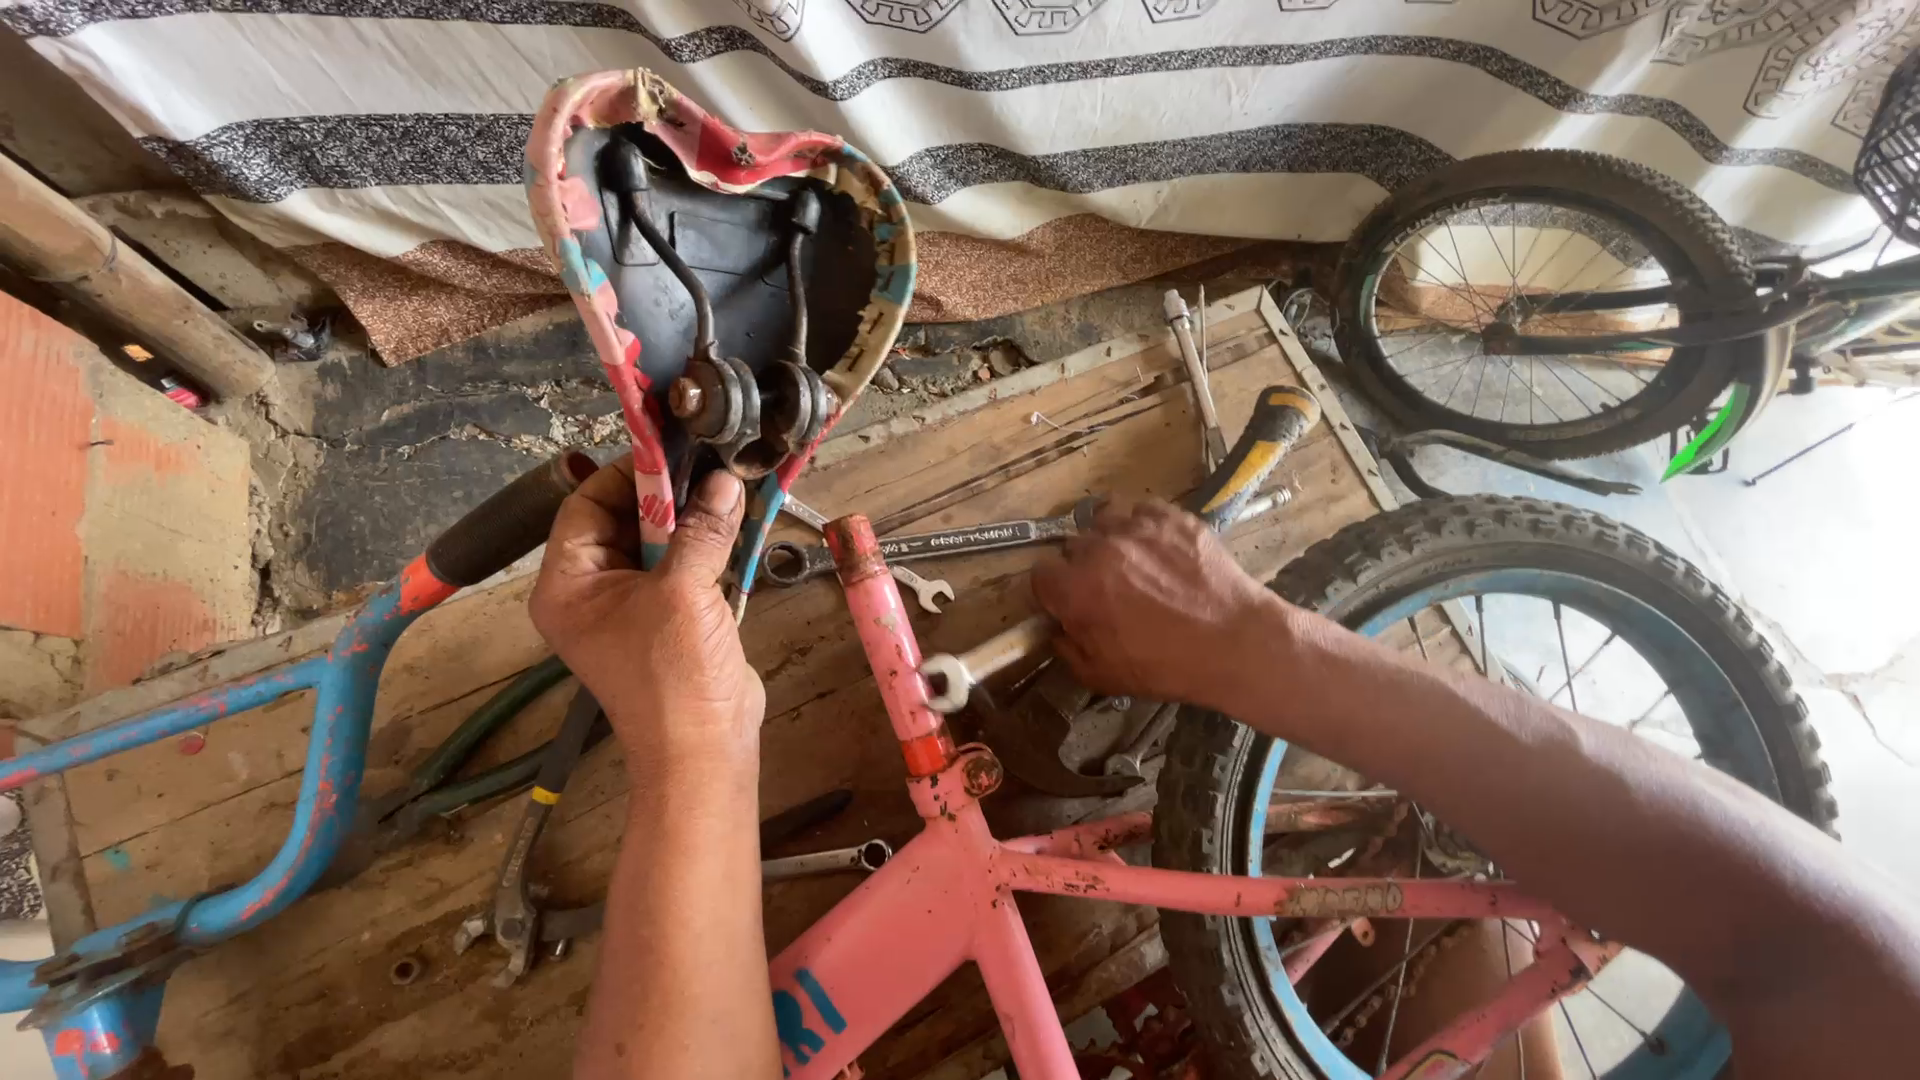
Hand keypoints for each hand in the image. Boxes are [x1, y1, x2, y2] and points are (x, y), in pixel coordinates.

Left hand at [530, 458, 764, 769]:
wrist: (706, 747)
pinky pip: (682, 567)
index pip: (584, 506)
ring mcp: (633, 606)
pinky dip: (707, 546)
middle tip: (708, 463)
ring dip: (692, 519)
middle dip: (665, 495)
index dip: (625, 474)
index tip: (672, 449)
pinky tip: (737, 524)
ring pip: (657, 543)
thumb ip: (702, 532)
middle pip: (621, 520)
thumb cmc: (675, 673)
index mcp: (568, 585)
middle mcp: (592, 591)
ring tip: (728, 485)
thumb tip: (725, 479)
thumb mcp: (684, 593)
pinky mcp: (670, 618)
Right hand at [1031, 499, 1279, 711]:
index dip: (1053, 590)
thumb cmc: (1165, 666)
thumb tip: (1059, 630)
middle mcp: (1098, 550)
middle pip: (1072, 546)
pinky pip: (1142, 510)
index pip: (1040, 573)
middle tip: (1107, 588)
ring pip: (1104, 519)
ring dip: (1109, 538)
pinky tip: (1158, 547)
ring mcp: (1136, 528)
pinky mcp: (1170, 517)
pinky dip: (1143, 525)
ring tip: (1130, 559)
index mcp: (1075, 590)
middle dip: (1082, 566)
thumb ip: (1068, 650)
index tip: (1069, 602)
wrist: (1233, 642)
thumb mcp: (1102, 677)